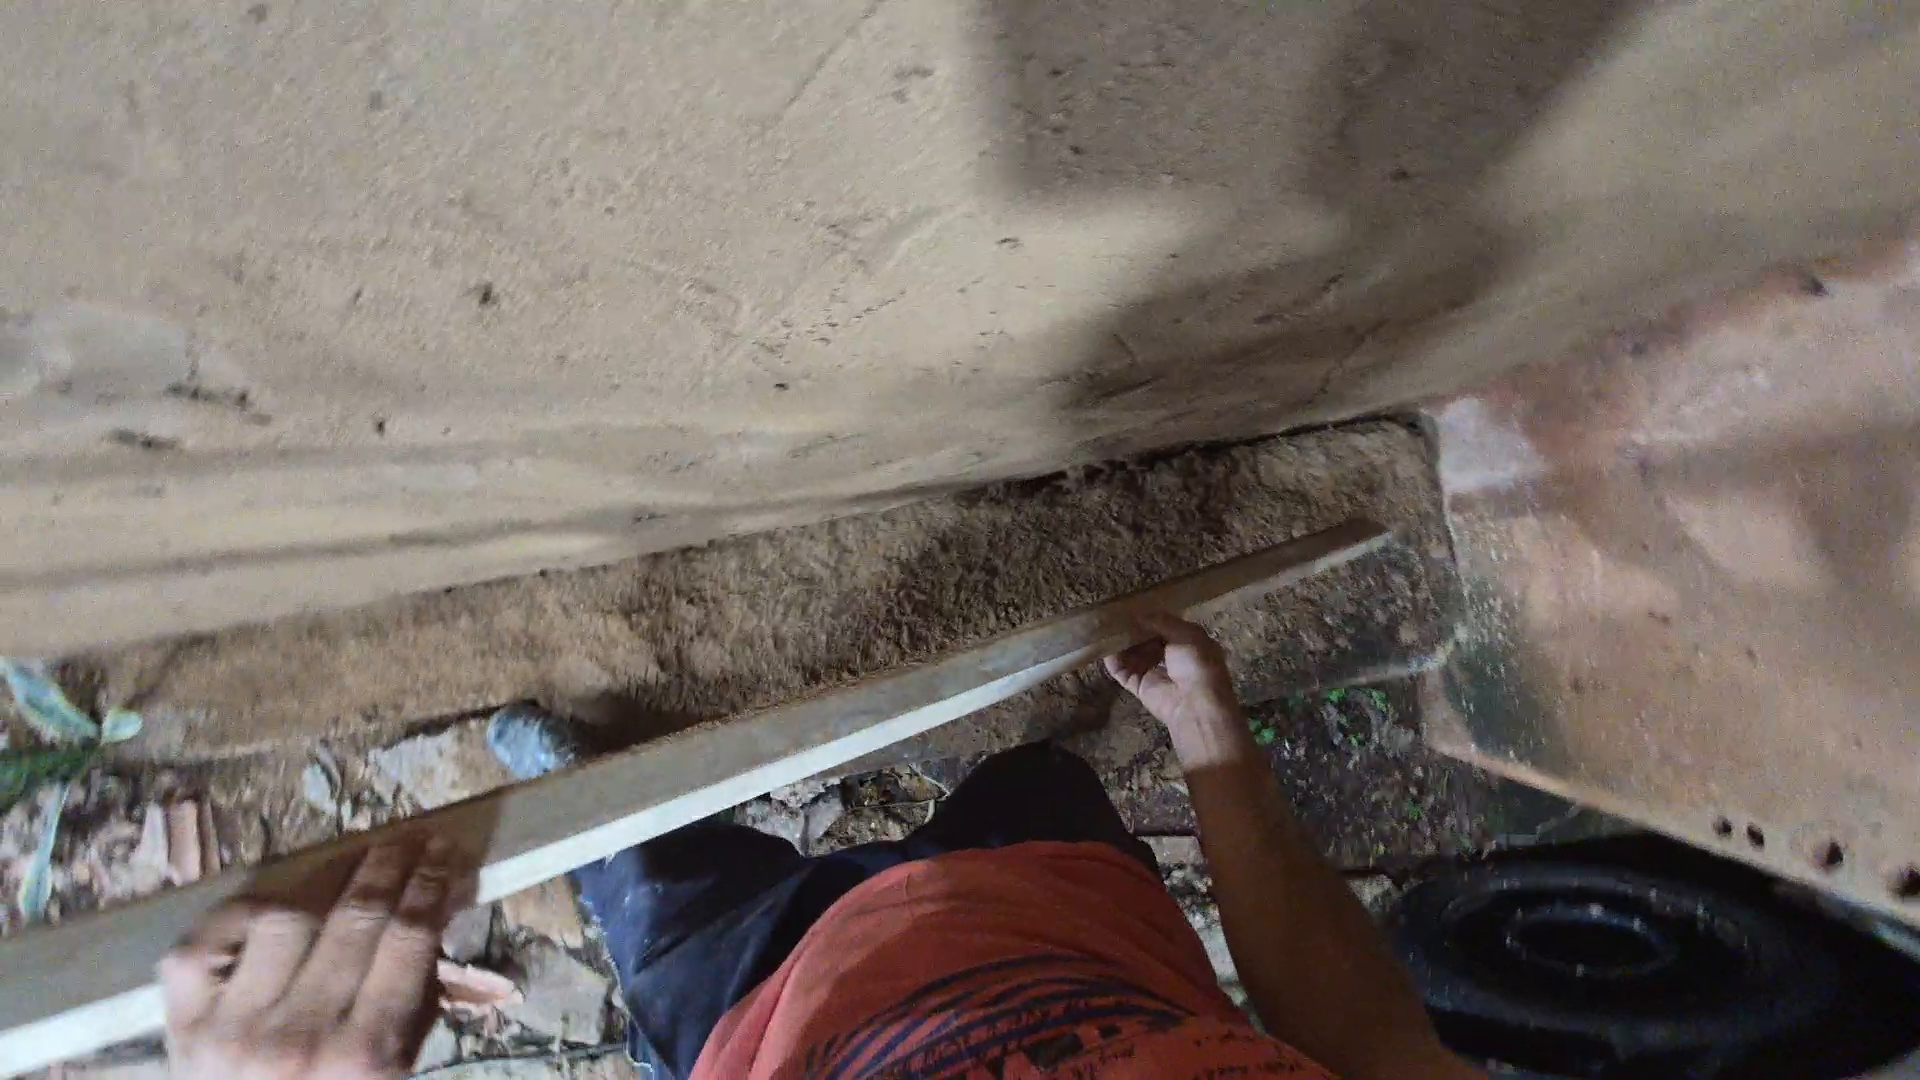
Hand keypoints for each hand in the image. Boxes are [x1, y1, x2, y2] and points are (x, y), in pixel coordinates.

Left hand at [160, 838, 460, 1079]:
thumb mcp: (402, 1046)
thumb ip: (422, 974)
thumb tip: (445, 892)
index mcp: (365, 1049)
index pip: (409, 934)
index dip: (431, 879)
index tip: (445, 848)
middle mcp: (298, 1036)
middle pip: (357, 917)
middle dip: (392, 863)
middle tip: (411, 837)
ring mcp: (231, 1030)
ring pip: (288, 918)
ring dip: (331, 875)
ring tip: (358, 856)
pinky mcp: (181, 1024)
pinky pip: (208, 941)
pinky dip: (249, 908)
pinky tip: (286, 895)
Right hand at [1103, 612, 1242, 735]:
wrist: (1195, 704)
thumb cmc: (1197, 665)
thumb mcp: (1187, 634)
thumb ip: (1162, 622)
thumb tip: (1138, 614)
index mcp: (1187, 644)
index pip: (1164, 628)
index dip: (1149, 619)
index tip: (1132, 608)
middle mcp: (1170, 658)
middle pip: (1146, 641)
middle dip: (1132, 631)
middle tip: (1115, 618)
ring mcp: (1154, 673)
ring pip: (1133, 655)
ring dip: (1121, 644)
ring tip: (1105, 630)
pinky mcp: (1140, 687)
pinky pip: (1123, 672)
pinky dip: (1113, 661)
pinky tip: (1104, 649)